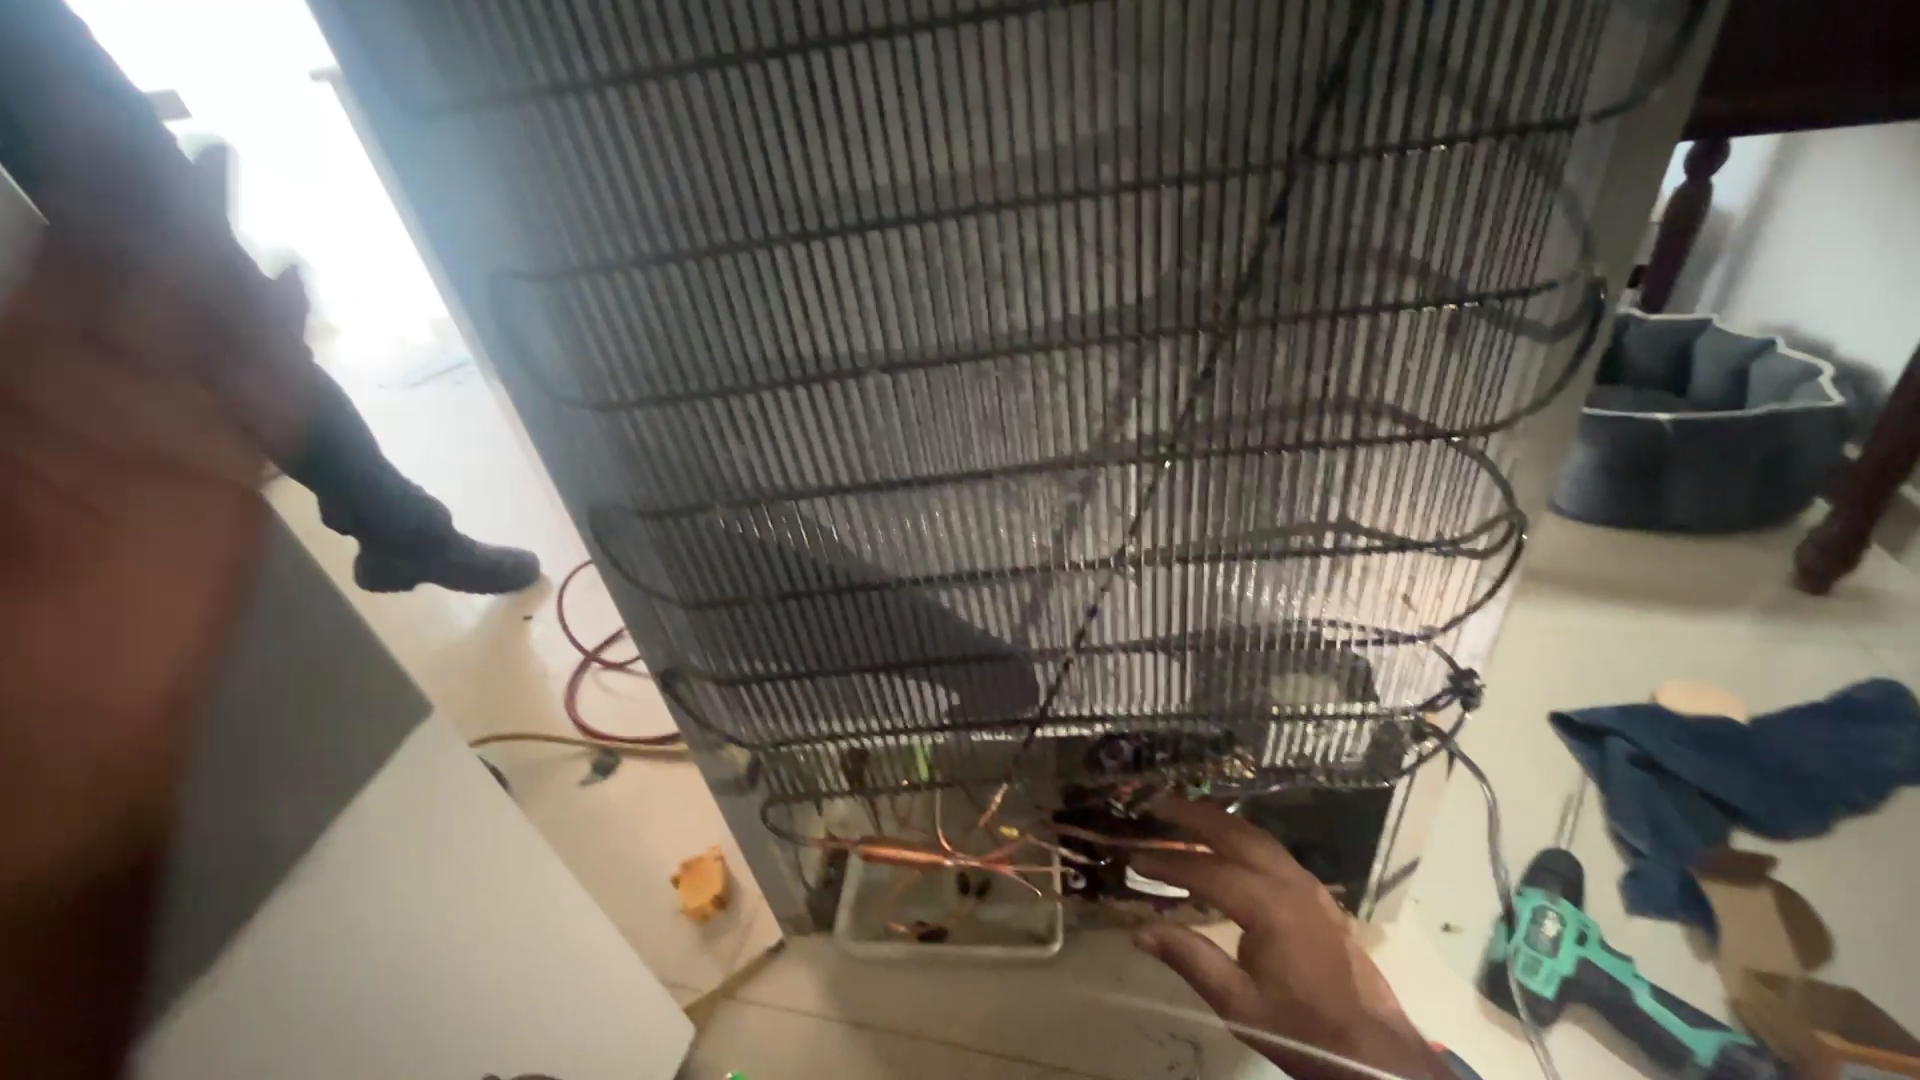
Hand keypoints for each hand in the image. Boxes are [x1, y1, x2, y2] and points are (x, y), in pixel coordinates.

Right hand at [1131, 798, 1449, 1079]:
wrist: (1374, 1050)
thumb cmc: (1302, 1028)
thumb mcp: (1238, 1003)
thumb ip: (1189, 959)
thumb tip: (1140, 931)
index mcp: (1269, 906)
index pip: (1207, 871)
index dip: (1168, 864)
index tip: (1135, 858)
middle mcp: (1291, 883)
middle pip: (1236, 834)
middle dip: (1194, 816)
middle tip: (1157, 804)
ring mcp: (1310, 886)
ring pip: (1258, 837)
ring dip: (1219, 822)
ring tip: (1184, 815)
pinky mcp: (1319, 896)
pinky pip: (1274, 851)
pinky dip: (1242, 838)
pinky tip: (1226, 844)